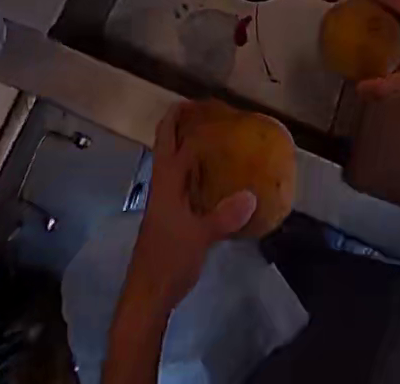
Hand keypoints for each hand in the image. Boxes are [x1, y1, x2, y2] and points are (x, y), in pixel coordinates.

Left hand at [121, 103, 258, 313]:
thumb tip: (252, 194)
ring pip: (176, 163)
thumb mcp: (199, 237)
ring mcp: (165, 202)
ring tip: (218, 136)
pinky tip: (218, 176)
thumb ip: (224, 215)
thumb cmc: (168, 260)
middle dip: (183, 125)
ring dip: (190, 146)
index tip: (200, 101)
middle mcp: (163, 186)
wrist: (147, 297)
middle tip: (210, 113)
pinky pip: (185, 182)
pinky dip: (199, 171)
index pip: (168, 139)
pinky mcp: (172, 218)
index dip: (180, 116)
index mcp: (165, 183)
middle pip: (168, 145)